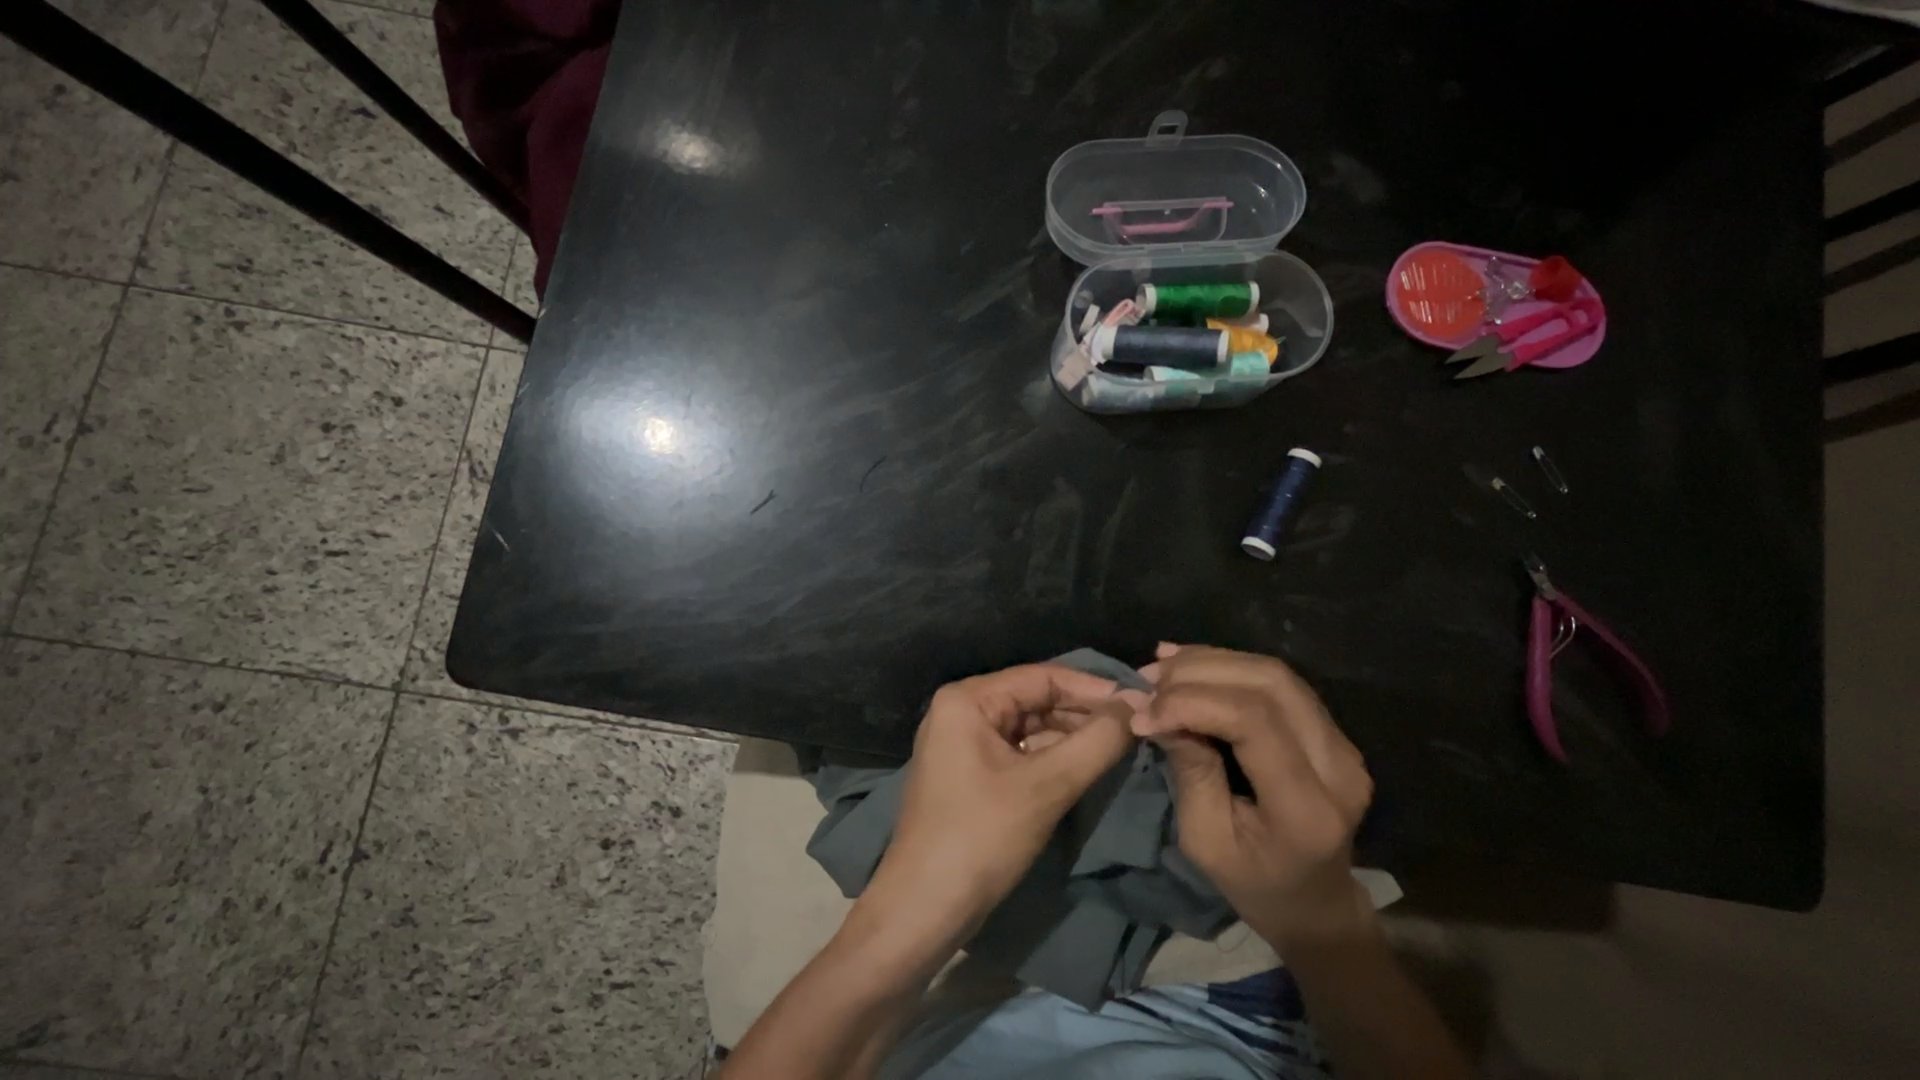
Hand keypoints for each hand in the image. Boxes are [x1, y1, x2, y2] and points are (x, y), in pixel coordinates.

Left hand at [857, 664, 1138, 950]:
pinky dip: (1053, 758)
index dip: (1094, 688)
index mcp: (967, 700)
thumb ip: (1096, 742)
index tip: (1141, 702)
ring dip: (1073, 737)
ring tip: (1122, 745)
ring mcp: (963, 744)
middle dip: (1085, 713)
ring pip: (1030, 728)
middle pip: (1036, 699)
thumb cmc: (981, 837)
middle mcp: (961, 712)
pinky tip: (1088, 767)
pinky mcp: (971, 775)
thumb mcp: (1047, 787)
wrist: (925, 907)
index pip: (1042, 677)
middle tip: (1138, 725)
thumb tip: (1136, 707)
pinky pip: (1020, 753)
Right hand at [1134, 644, 1374, 950]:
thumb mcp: (1206, 841)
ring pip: (1276, 675)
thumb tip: (1158, 712)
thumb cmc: (1254, 885)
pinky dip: (1229, 668)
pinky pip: (1280, 684)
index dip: (1193, 704)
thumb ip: (1190, 773)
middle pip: (1271, 684)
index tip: (1143, 713)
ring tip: (1160, 668)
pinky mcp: (1333, 733)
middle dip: (1200, 672)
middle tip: (1147, 681)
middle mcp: (1338, 765)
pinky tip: (1187, 666)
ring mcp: (1343, 744)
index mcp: (1307, 807)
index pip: (1254, 723)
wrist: (1316, 906)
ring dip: (1212, 663)